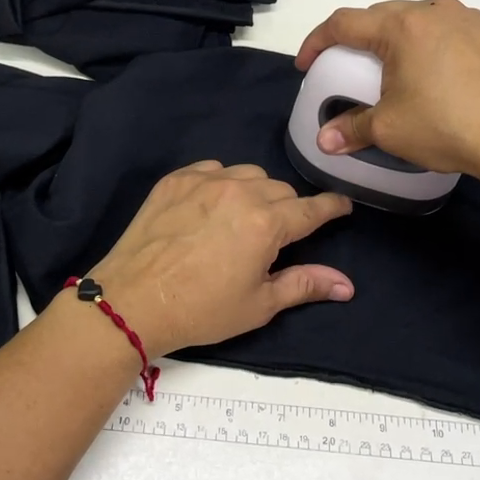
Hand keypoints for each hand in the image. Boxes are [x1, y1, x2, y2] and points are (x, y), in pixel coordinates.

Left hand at [73, 161, 354, 356]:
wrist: (132, 300)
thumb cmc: (201, 310)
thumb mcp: (258, 304)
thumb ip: (304, 285)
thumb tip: (346, 284)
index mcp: (266, 223)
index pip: (311, 209)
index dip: (331, 207)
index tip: (342, 206)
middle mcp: (240, 192)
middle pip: (280, 190)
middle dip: (287, 209)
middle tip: (276, 237)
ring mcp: (204, 181)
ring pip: (248, 174)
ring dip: (255, 192)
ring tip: (243, 219)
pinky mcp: (175, 179)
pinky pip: (212, 169)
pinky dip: (221, 183)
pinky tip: (212, 206)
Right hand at [295, 0, 479, 180]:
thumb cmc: (447, 127)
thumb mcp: (389, 130)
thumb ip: (351, 129)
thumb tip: (325, 140)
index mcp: (402, 27)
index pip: (344, 23)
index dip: (317, 41)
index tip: (308, 65)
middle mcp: (434, 11)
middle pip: (382, 16)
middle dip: (359, 41)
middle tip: (350, 71)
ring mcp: (469, 19)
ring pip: (419, 20)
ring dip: (399, 40)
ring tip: (395, 71)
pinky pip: (451, 30)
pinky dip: (433, 46)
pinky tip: (438, 75)